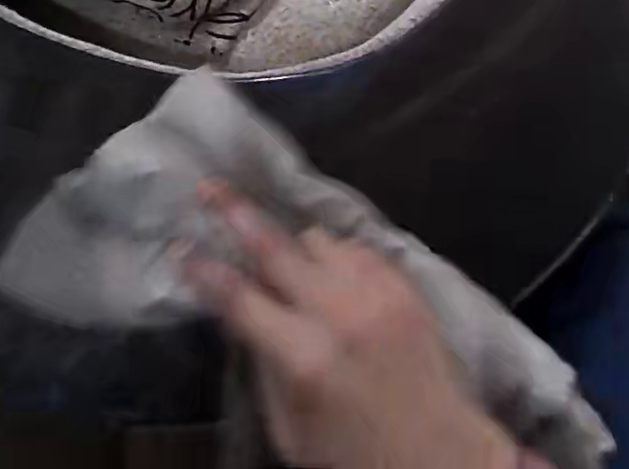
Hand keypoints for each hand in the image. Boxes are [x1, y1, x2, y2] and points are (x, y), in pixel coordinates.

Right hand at [181, 183, 521, 468]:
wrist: (448, 462)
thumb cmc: (357, 458)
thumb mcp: (291, 431)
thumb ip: (261, 362)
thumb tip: (239, 306)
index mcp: (303, 358)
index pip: (237, 296)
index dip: (203, 268)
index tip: (180, 245)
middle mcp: (337, 312)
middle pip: (272, 246)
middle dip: (235, 212)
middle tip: (209, 186)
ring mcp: (375, 291)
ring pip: (314, 238)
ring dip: (298, 251)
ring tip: (301, 274)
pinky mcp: (402, 284)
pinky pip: (352, 246)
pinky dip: (337, 260)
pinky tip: (341, 285)